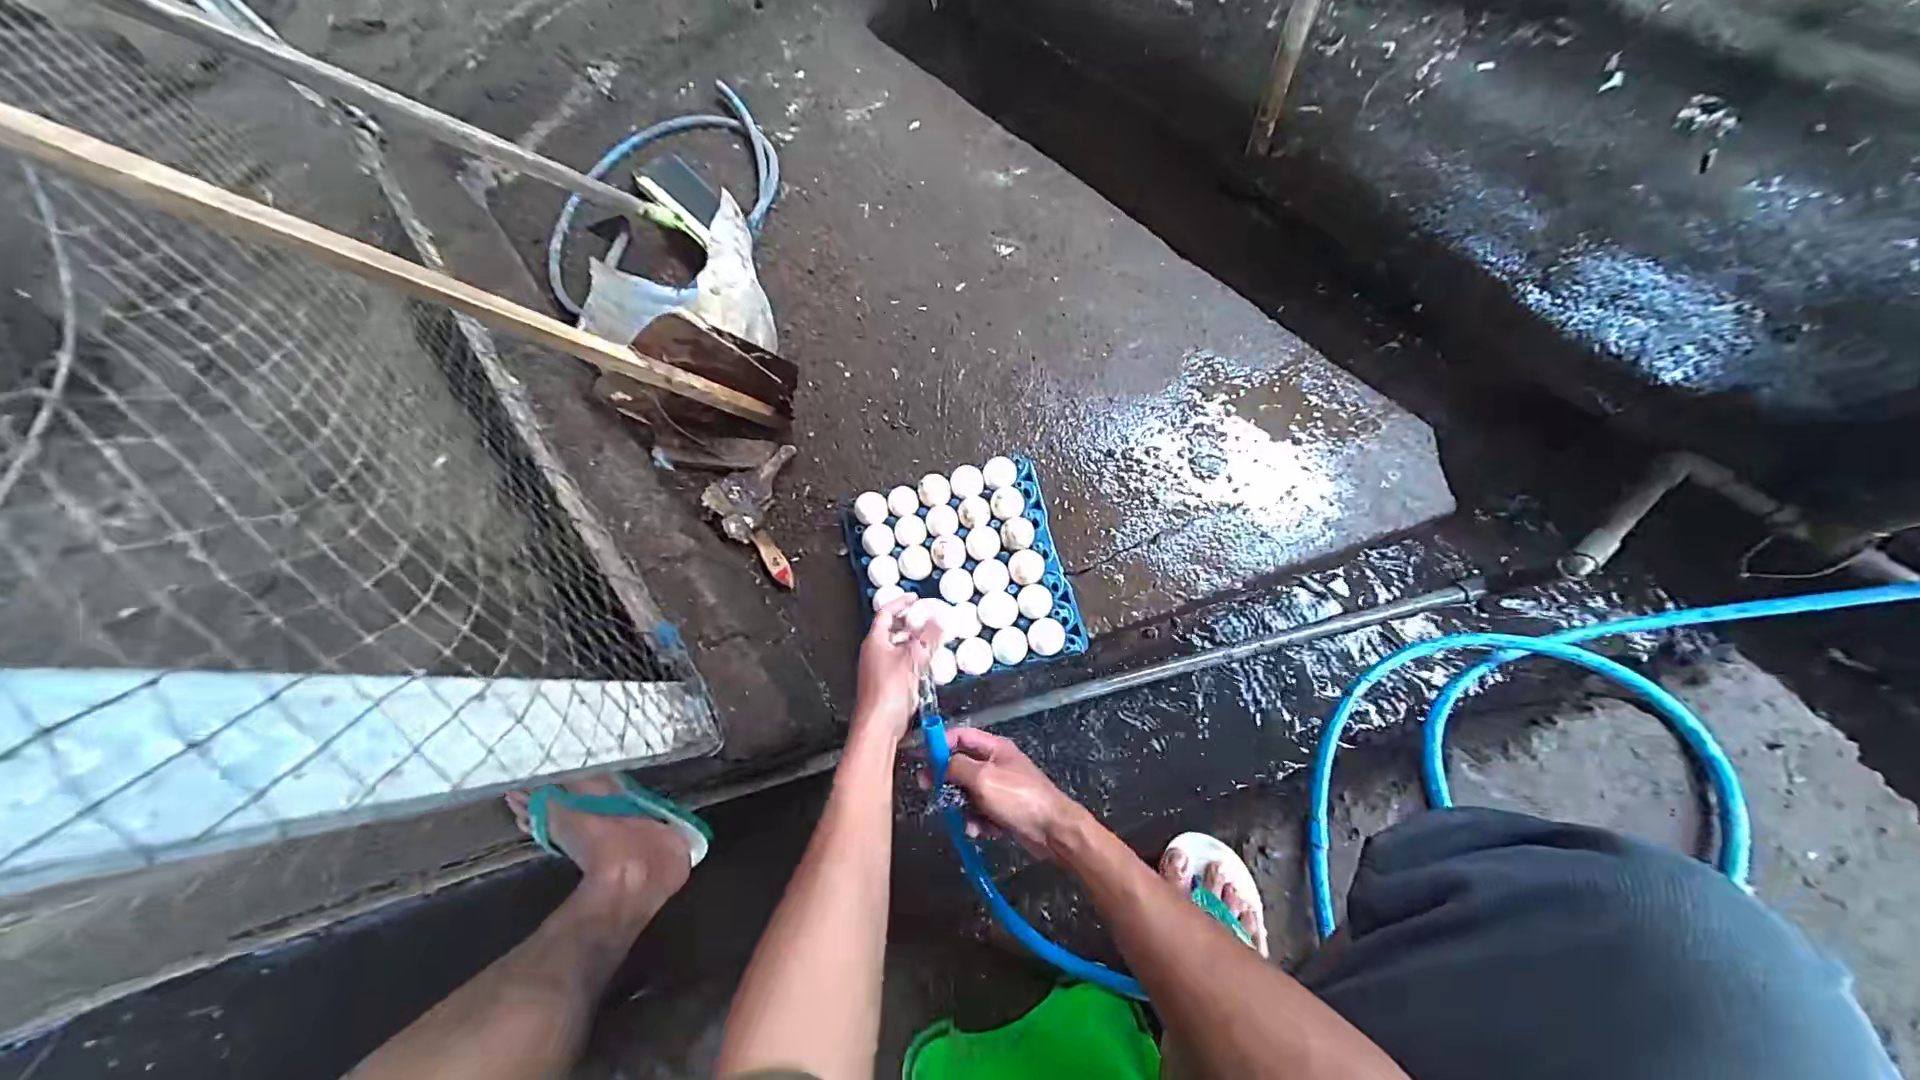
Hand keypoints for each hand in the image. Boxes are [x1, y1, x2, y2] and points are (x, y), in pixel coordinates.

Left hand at [852, 595, 940, 741]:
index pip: (886, 613)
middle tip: (927, 620)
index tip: (914, 598)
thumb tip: (941, 620)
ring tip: (931, 640)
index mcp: (875, 641)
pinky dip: (914, 658)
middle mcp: (874, 652)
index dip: (900, 603)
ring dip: (914, 642)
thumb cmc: (889, 690)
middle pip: (892, 629)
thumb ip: (929, 637)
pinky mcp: (886, 683)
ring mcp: (878, 668)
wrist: (879, 725)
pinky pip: (901, 663)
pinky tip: (927, 664)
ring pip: (898, 647)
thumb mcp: (914, 658)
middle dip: (909, 623)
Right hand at [934, 728, 1085, 857]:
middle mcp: (996, 764)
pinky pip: (980, 812)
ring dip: (962, 807)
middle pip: (961, 766)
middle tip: (930, 791)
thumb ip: (957, 767)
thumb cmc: (1018, 798)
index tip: (923, 759)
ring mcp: (1000, 787)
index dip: (940, 744)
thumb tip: (939, 765)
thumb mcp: (983, 778)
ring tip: (967, 820)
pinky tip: (982, 831)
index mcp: (994, 748)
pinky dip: (977, 821)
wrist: (1053, 830)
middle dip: (946, 780)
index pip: (960, 736)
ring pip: (967, 793)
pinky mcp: (1003, 810)